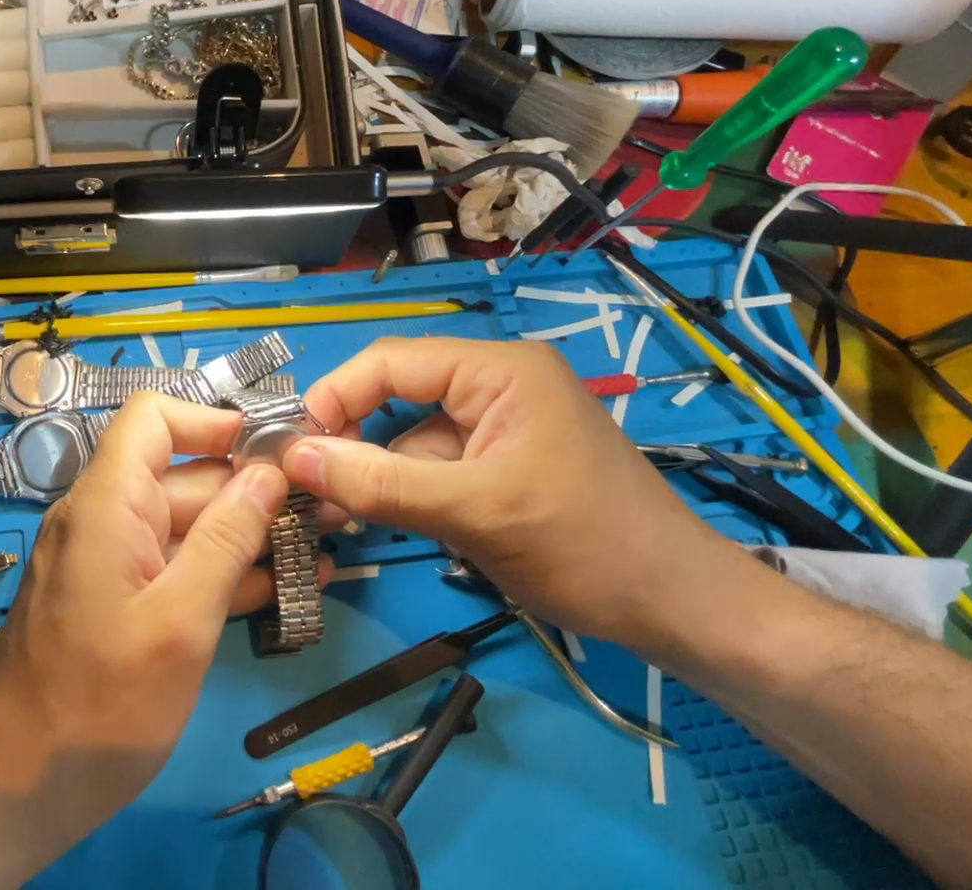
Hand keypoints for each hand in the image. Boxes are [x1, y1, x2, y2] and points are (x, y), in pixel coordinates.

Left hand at [0, 393, 307, 879]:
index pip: (153, 419)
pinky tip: (281, 588)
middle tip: (325, 510)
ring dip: (248, 534)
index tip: (274, 451)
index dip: (214, 422)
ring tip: (321, 550)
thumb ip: (225, 540)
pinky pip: (174, 567)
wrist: (18, 788)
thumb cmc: (99, 706)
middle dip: (253, 488)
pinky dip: (222, 572)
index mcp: (107, 504)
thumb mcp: (179, 622)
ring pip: (186, 525)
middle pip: (183, 475)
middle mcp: (104, 519)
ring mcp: (111, 562)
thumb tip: (267, 473)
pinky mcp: (119, 601)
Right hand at [280, 337, 750, 650]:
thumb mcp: (474, 513)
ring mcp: (498, 427)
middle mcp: (495, 385)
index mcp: (499, 370)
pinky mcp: (499, 465)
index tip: (295, 448)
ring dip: (378, 476)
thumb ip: (381, 483)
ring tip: (342, 518)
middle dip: (356, 443)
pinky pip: (434, 468)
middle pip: (397, 398)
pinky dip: (406, 494)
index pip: (392, 361)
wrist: (677, 609)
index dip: (337, 396)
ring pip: (410, 440)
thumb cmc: (585, 547)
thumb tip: (294, 459)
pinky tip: (387, 523)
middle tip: (312, 489)